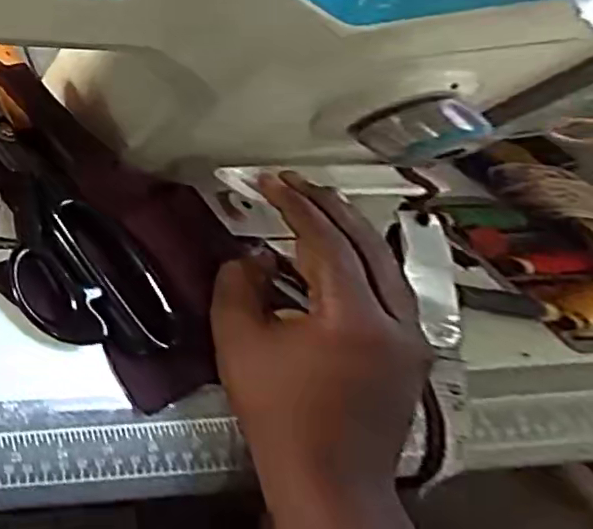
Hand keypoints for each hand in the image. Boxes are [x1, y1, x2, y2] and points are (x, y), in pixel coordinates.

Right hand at [211, 172, 429, 526]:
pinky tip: (330, 254)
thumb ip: (240, 283)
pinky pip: (388, 290)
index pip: (327, 244)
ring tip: (315, 204)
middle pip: (369, 250)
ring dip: (349, 231)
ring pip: (386, 268)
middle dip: (329, 209)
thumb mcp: (237, 333)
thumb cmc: (274, 402)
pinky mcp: (406, 353)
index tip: (269, 181)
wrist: (324, 466)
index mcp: (354, 319)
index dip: (295, 206)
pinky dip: (358, 261)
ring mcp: (410, 342)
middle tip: (293, 182)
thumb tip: (251, 256)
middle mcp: (397, 326)